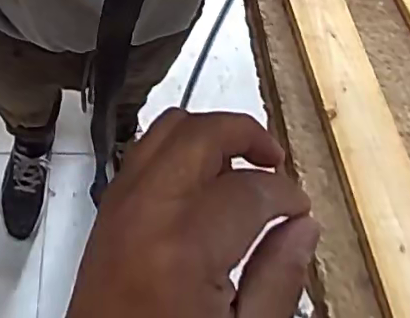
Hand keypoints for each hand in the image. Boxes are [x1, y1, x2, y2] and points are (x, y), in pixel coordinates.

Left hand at [67, 110, 317, 317]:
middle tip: (275, 161)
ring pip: (169, 127)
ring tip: (239, 163)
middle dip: (247, 135)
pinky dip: (177, 146)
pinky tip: (200, 178)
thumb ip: (277, 282)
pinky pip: (144, 150)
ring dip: (210, 133)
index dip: (285, 194)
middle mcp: (146, 210)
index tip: (299, 208)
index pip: (249, 188)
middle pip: (203, 133)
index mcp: (183, 246)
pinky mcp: (106, 212)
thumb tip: (304, 227)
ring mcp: (120, 206)